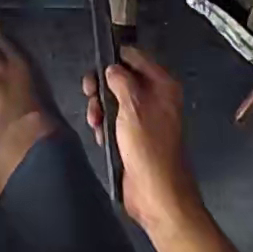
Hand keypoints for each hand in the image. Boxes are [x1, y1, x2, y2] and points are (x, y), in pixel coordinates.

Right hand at [83, 45, 204, 234]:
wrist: (156, 195)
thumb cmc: (148, 148)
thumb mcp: (132, 107)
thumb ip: (120, 80)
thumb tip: (112, 68)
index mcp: (162, 85)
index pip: (136, 56)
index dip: (116, 57)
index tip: (98, 65)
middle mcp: (155, 97)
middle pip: (122, 77)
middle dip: (103, 85)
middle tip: (90, 93)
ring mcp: (143, 117)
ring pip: (114, 99)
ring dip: (100, 107)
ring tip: (95, 120)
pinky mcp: (133, 135)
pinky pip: (113, 119)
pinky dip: (104, 124)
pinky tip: (100, 134)